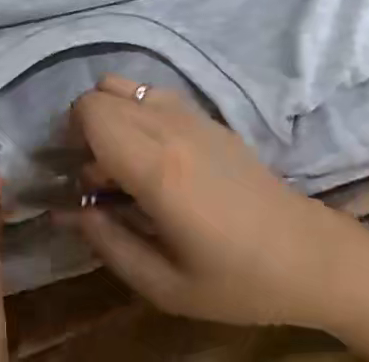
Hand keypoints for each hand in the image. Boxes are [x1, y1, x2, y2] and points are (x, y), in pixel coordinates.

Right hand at [60, 75, 363, 328]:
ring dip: (110, 114)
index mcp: (157, 167)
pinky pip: (152, 92)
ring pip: (125, 84)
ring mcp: (191, 114)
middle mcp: (170, 126)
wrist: (304, 252)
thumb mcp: (163, 284)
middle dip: (85, 127)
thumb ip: (106, 242)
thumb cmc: (234, 279)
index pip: (92, 113)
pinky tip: (152, 154)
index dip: (70, 135)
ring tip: (121, 161)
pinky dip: (135, 110)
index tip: (76, 175)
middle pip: (101, 92)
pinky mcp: (206, 114)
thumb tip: (64, 212)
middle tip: (95, 175)